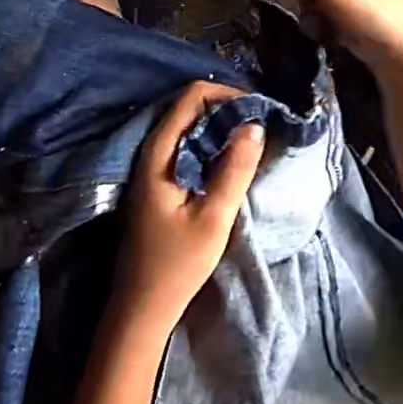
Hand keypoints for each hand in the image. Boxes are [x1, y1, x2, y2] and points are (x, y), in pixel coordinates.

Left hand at [116, 81, 265, 329]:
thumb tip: (254, 125)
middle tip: (261, 127)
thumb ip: (234, 169)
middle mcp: (151, 150)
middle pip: (190, 107)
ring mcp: (153, 166)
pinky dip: (212, 145)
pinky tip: (232, 162)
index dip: (227, 96)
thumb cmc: (177, 265)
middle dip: (227, 110)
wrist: (141, 307)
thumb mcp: (214, 218)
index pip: (192, 96)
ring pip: (190, 127)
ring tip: (253, 142)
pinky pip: (187, 146)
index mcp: (159, 152)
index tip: (257, 113)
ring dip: (221, 128)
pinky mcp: (159, 181)